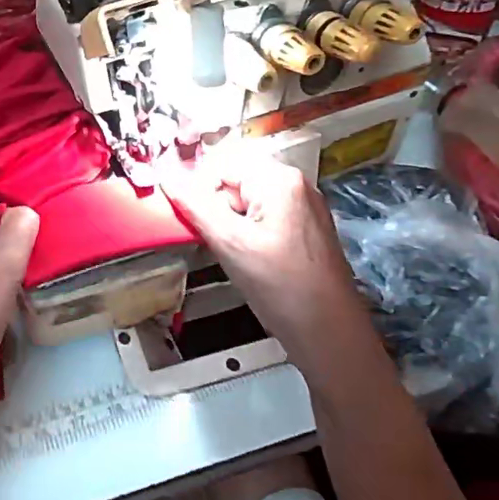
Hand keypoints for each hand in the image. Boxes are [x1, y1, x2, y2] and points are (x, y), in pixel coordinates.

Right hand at [161, 156, 368, 354]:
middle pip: (237, 181)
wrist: (331, 334)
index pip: (221, 165)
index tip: (191, 221)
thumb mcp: (230, 244)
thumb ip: (195, 206)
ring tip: (235, 255)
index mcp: (279, 179)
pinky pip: (266, 218)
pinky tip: (251, 261)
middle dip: (217, 208)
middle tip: (216, 242)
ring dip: (231, 223)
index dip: (199, 190)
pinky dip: (250, 234)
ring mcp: (305, 207)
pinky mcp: (307, 230)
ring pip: (250, 202)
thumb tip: (167, 177)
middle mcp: (296, 184)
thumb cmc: (282, 288)